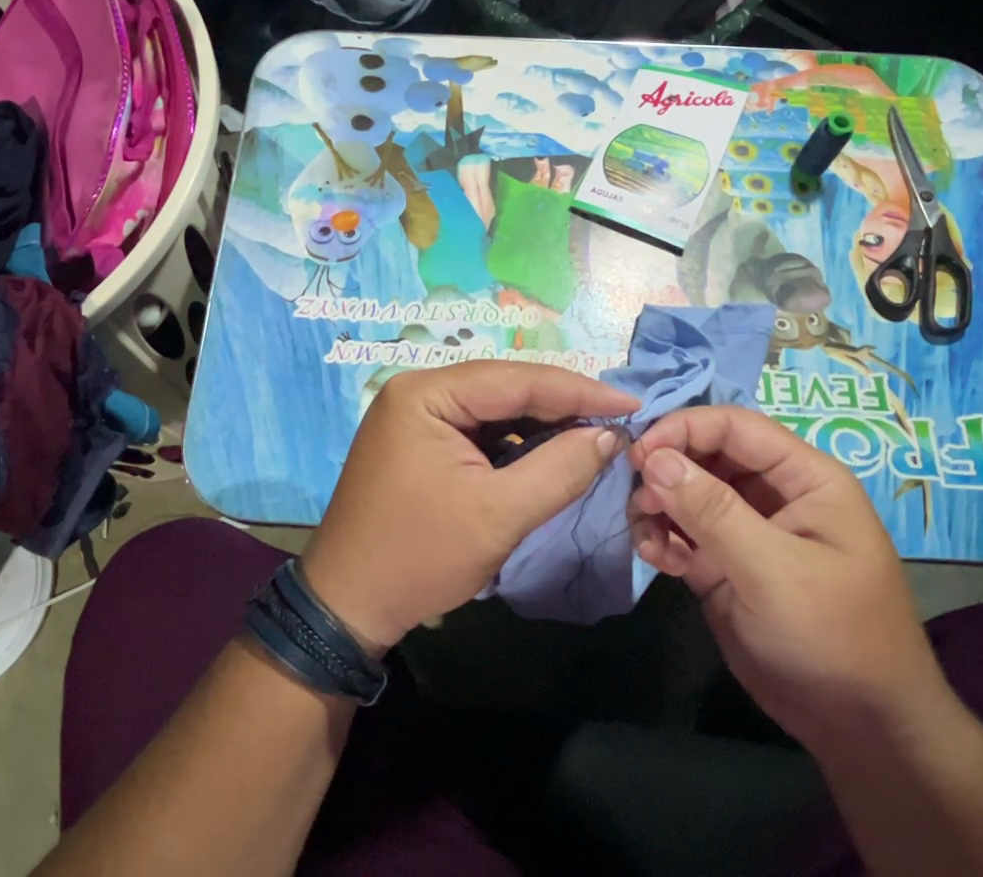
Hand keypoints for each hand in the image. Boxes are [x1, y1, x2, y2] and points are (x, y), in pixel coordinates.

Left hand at [300, 361, 638, 655]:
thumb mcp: (499, 515)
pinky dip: (516, 444)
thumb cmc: (419, 556)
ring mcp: (415, 417)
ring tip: (595, 438)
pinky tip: (550, 456)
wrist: (348, 605)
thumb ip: (560, 470)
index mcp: (426, 394)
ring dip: (543, 425)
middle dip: (563, 406)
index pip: (517, 378)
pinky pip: (479, 432)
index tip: (633, 403)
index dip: (580, 390)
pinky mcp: (419, 444)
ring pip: (495, 410)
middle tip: (620, 422)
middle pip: (505, 388)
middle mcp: (417, 391)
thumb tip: (610, 436)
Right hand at [627, 407, 952, 744]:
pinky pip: (682, 535)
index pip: (735, 427)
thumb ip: (712, 511)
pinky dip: (663, 541)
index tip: (638, 454)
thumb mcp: (773, 569)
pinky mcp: (724, 566)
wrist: (856, 723)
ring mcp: (747, 531)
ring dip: (658, 509)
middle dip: (665, 473)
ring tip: (647, 541)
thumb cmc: (832, 635)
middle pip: (704, 457)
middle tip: (637, 504)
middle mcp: (773, 495)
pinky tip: (659, 563)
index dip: (684, 429)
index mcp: (804, 478)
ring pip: (686, 494)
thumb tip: (652, 458)